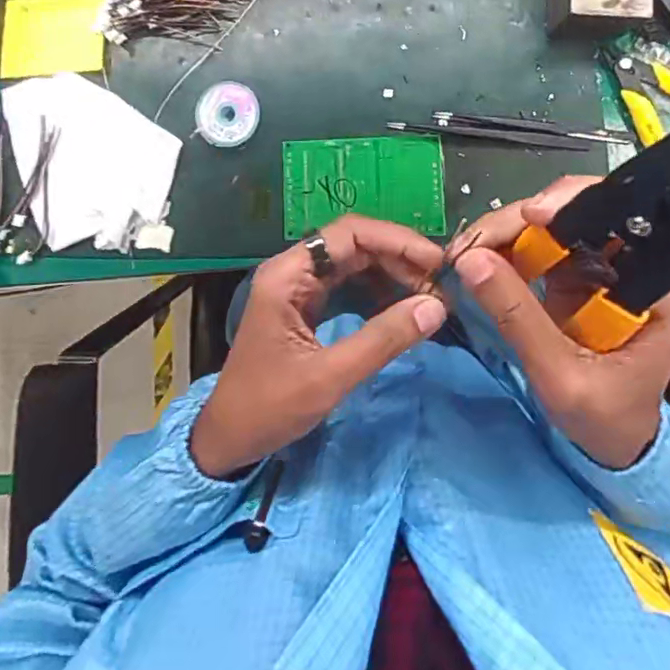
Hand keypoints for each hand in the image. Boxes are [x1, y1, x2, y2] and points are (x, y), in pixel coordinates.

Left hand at [189, 216, 448, 477]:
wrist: (230, 436)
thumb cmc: (270, 406)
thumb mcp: (330, 376)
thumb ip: (383, 339)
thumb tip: (436, 306)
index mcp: (287, 275)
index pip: (347, 234)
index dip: (396, 240)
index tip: (436, 262)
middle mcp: (291, 271)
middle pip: (352, 244)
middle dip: (398, 258)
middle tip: (440, 285)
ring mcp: (297, 288)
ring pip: (352, 264)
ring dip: (391, 274)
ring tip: (429, 296)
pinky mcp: (304, 307)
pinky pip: (346, 286)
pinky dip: (377, 293)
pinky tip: (403, 308)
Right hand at [451, 176, 669, 468]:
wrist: (611, 444)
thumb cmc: (604, 420)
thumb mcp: (560, 375)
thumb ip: (518, 317)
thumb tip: (471, 260)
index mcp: (662, 288)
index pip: (624, 220)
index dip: (574, 206)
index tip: (527, 218)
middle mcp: (639, 265)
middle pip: (580, 211)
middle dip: (522, 219)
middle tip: (471, 244)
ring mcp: (604, 266)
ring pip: (552, 222)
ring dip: (505, 230)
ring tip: (465, 253)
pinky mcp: (576, 273)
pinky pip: (537, 243)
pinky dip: (504, 247)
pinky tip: (477, 260)